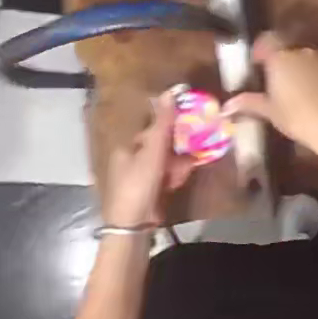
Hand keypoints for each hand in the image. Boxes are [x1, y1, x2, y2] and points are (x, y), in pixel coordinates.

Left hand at [102, 93, 194, 229]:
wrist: (133, 226)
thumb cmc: (138, 184)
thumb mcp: (152, 152)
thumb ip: (163, 124)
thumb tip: (169, 92)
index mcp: (126, 148)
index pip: (150, 130)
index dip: (169, 128)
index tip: (188, 127)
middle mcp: (131, 161)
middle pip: (160, 147)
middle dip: (177, 150)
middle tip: (191, 152)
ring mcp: (141, 178)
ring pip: (166, 163)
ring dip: (177, 166)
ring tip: (180, 174)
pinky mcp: (151, 193)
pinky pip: (166, 178)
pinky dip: (174, 178)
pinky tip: (178, 183)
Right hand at [222, 31, 317, 161]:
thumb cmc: (295, 118)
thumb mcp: (269, 112)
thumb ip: (248, 104)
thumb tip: (225, 107)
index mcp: (278, 59)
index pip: (265, 42)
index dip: (260, 49)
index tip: (256, 61)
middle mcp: (298, 52)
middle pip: (286, 46)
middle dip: (279, 55)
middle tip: (275, 74)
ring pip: (307, 50)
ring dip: (300, 57)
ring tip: (296, 74)